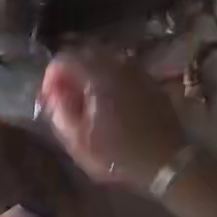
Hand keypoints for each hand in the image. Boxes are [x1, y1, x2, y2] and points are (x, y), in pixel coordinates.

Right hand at [40, 47, 188, 187]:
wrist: (168, 164)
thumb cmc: (118, 156)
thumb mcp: (78, 142)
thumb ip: (60, 113)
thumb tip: (53, 95)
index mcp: (97, 79)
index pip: (64, 60)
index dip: (50, 77)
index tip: (49, 98)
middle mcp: (118, 67)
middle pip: (84, 52)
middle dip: (69, 71)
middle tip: (64, 96)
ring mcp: (137, 72)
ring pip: (105, 58)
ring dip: (89, 72)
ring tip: (84, 97)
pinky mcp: (150, 82)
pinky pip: (122, 68)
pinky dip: (108, 76)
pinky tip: (107, 98)